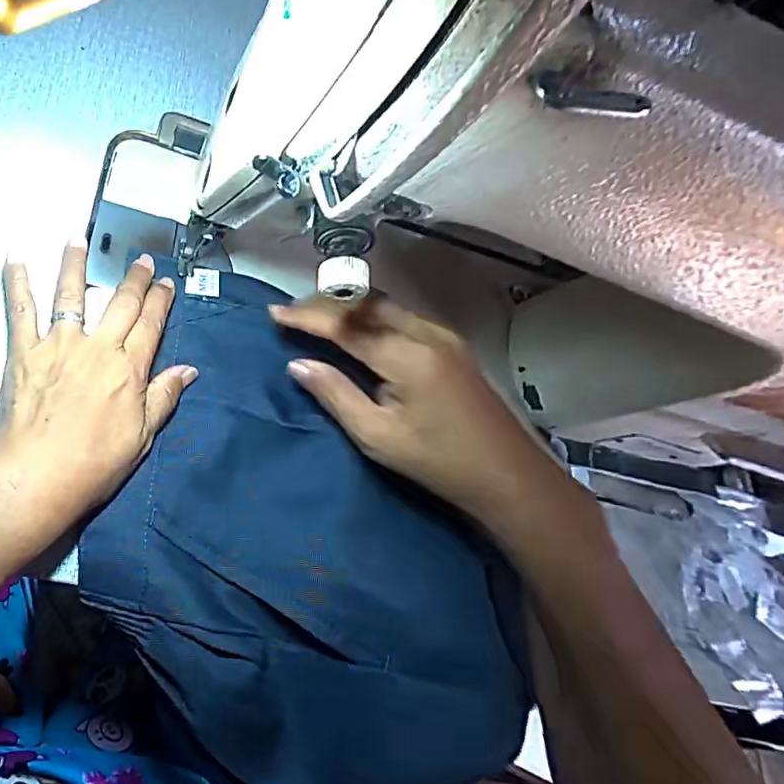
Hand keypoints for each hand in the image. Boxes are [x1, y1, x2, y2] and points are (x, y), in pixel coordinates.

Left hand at [0, 241, 196, 535]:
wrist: (37, 473)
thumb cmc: (92, 464)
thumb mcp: (141, 437)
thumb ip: (163, 398)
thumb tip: (188, 371)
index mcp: (128, 369)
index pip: (151, 325)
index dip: (160, 301)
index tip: (166, 284)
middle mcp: (96, 347)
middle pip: (120, 304)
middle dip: (134, 279)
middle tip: (141, 261)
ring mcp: (58, 345)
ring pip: (70, 294)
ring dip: (75, 264)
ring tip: (78, 240)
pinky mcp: (24, 351)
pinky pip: (21, 310)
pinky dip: (16, 283)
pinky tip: (14, 259)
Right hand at [270, 295, 599, 551]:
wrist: (510, 478)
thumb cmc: (438, 462)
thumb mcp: (376, 436)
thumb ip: (335, 394)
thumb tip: (297, 364)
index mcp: (408, 358)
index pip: (346, 325)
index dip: (306, 318)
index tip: (272, 314)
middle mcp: (428, 335)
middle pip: (367, 304)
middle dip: (324, 305)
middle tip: (289, 313)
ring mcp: (444, 337)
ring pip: (386, 306)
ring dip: (347, 307)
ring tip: (313, 318)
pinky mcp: (452, 346)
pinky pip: (401, 316)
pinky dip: (369, 315)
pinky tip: (355, 328)